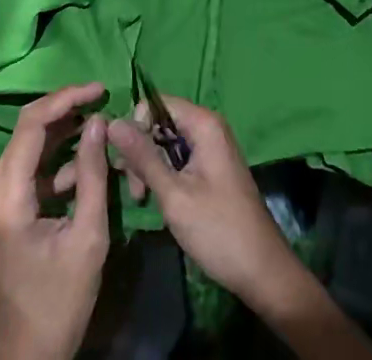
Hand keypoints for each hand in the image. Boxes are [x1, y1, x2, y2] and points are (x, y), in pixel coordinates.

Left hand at [0, 82, 110, 359]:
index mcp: (7, 195)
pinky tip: (90, 164)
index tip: (101, 88)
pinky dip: (60, 162)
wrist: (27, 355)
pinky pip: (33, 171)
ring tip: (105, 130)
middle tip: (106, 101)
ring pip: (32, 148)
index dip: (66, 98)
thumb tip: (99, 121)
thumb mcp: (87, 236)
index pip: (31, 124)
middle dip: (68, 111)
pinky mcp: (5, 211)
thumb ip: (92, 174)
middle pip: (29, 130)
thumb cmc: (59, 300)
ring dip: (67, 136)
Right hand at [107, 97, 302, 309]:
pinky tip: (152, 198)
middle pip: (160, 124)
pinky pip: (177, 159)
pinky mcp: (208, 168)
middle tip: (134, 189)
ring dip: (148, 167)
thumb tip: (112, 122)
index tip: (122, 158)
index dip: (136, 125)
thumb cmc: (217, 229)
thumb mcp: (173, 194)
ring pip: (165, 143)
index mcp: (204, 124)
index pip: (157, 104)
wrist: (259, 268)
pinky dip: (162, 175)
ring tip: (141, 199)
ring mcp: (210, 148)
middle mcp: (208, 128)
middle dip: (140, 151)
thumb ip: (143, 157)